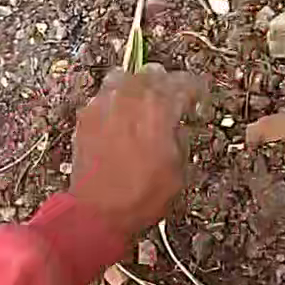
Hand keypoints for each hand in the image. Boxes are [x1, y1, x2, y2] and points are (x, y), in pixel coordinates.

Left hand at [69, 66, 204, 237]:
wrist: (98, 211)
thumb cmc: (142, 195)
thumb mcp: (179, 169)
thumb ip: (181, 137)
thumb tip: (177, 126)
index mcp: (159, 107)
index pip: (184, 82)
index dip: (196, 90)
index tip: (199, 100)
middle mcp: (130, 98)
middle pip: (152, 72)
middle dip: (166, 84)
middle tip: (172, 100)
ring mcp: (104, 104)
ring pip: (124, 76)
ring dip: (137, 86)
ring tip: (142, 104)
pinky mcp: (85, 116)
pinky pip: (103, 96)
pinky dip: (115, 101)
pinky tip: (120, 118)